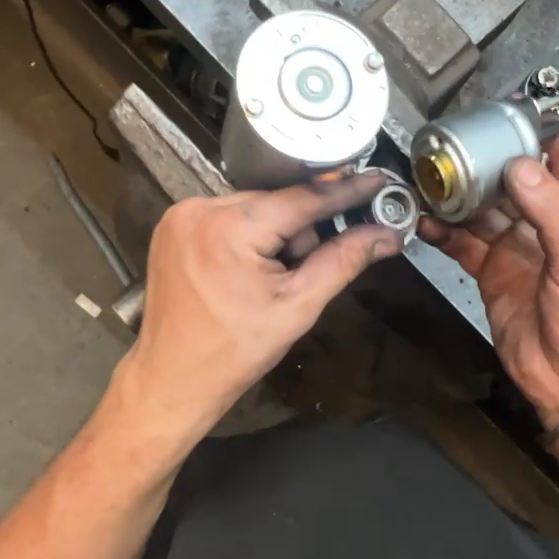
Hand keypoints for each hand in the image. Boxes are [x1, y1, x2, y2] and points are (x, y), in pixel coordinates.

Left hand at [117, 171, 403, 436]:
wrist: (174, 379)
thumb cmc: (235, 351)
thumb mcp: (298, 306)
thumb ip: (343, 261)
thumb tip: (386, 235)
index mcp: (230, 228)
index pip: (302, 198)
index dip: (345, 191)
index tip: (377, 180)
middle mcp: (200, 209)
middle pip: (276, 203)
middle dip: (299, 233)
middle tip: (297, 276)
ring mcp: (181, 216)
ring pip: (253, 208)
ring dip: (273, 235)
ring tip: (265, 282)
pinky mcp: (172, 226)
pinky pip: (227, 216)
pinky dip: (246, 236)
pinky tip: (244, 273)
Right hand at [420, 133, 558, 426]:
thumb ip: (554, 214)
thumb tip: (520, 167)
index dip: (539, 137)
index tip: (505, 119)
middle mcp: (550, 228)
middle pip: (516, 182)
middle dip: (487, 164)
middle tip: (453, 149)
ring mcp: (519, 251)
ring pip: (485, 212)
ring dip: (461, 197)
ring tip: (432, 181)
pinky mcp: (492, 276)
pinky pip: (465, 246)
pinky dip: (445, 233)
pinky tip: (426, 223)